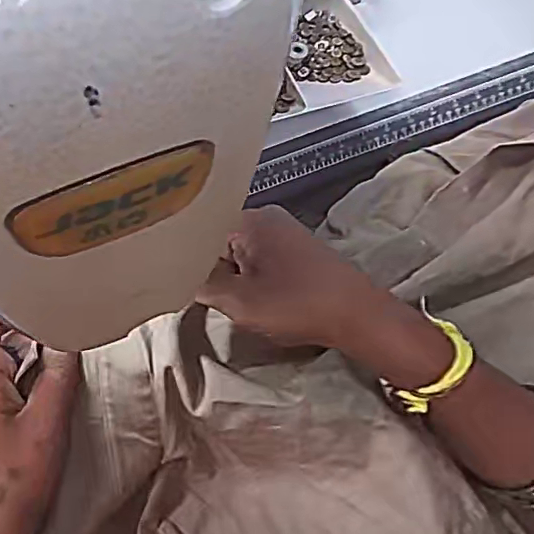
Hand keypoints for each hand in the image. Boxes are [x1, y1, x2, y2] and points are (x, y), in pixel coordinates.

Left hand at [0, 306, 80, 533]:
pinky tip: (59, 370)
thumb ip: (58, 373)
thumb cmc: (11, 487)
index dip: (8, 289)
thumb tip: (68, 334)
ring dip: (35, 344)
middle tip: (67, 300)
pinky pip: (13, 378)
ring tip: (70, 329)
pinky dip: (34, 369)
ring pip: (7, 355)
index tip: (42, 275)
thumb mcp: (46, 424)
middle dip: (30, 315)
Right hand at [195, 206, 394, 350]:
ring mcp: (283, 232)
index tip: (174, 278)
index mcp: (248, 219)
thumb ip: (201, 286)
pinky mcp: (296, 250)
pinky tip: (251, 296)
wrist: (359, 316)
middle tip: (198, 293)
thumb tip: (179, 277)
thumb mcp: (238, 302)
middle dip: (207, 267)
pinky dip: (249, 276)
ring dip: (229, 275)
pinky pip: (257, 258)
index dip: (183, 255)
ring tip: (224, 297)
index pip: (197, 231)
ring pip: (237, 252)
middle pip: (216, 240)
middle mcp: (266, 217)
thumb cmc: (297, 305)